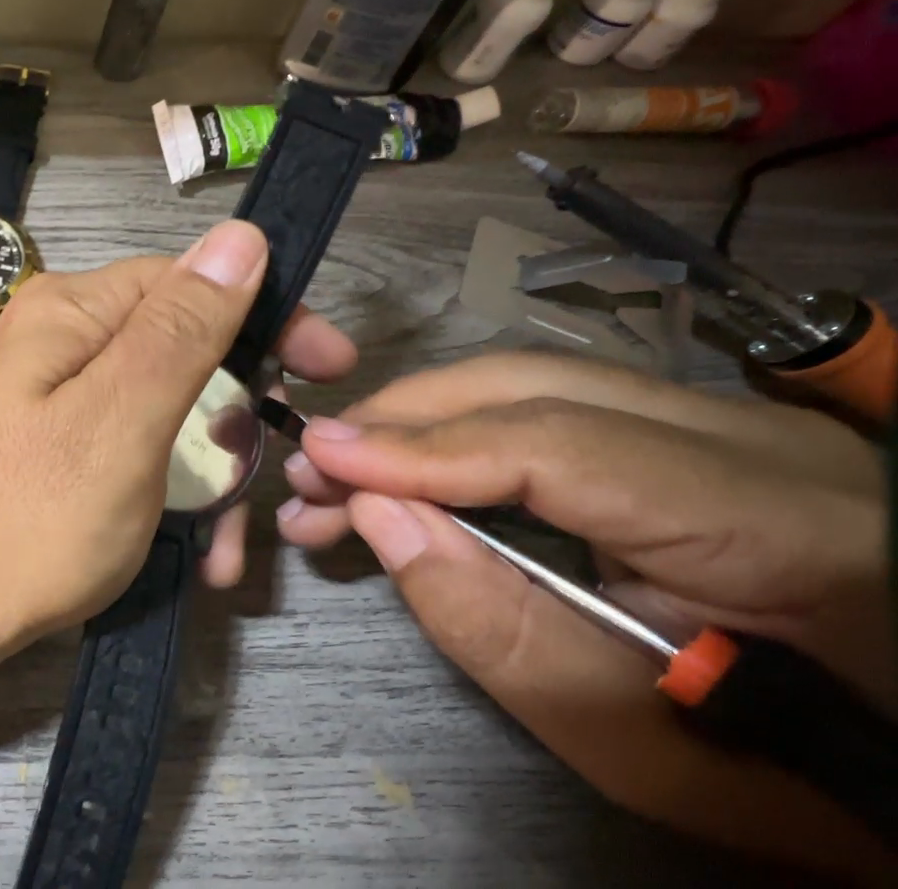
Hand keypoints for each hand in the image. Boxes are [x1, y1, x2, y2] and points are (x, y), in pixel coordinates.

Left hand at [0, 221, 355, 643]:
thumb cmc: (35, 517)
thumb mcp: (122, 418)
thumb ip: (182, 329)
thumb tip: (241, 237)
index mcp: (69, 312)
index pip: (189, 280)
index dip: (264, 317)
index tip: (328, 370)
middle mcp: (59, 340)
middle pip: (182, 346)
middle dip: (238, 414)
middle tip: (277, 475)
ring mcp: (56, 396)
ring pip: (168, 408)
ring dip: (212, 472)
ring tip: (229, 542)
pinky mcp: (59, 447)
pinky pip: (136, 447)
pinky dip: (174, 492)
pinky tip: (200, 549)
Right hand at [279, 351, 894, 877]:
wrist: (882, 723)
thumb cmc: (774, 769)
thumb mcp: (639, 747)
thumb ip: (502, 634)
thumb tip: (380, 517)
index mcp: (783, 528)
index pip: (563, 448)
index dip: (428, 449)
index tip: (321, 463)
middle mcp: (758, 442)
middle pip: (534, 384)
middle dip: (402, 419)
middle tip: (309, 473)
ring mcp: (725, 422)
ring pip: (529, 381)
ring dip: (415, 422)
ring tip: (333, 479)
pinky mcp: (686, 427)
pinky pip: (541, 405)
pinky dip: (453, 430)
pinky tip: (399, 467)